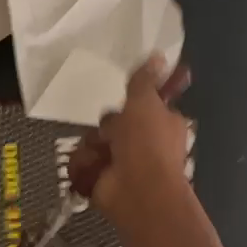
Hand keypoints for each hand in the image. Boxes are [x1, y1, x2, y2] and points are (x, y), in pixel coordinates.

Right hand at [71, 56, 192, 226]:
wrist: (137, 192)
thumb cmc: (147, 144)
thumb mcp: (145, 102)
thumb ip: (145, 80)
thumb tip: (158, 55)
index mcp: (163, 124)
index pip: (142, 107)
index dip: (130, 105)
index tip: (123, 103)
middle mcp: (144, 145)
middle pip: (112, 124)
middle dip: (106, 127)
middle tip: (110, 133)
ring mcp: (122, 165)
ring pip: (94, 143)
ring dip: (92, 147)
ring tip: (99, 154)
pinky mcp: (102, 181)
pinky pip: (83, 164)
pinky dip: (85, 166)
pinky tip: (92, 169)